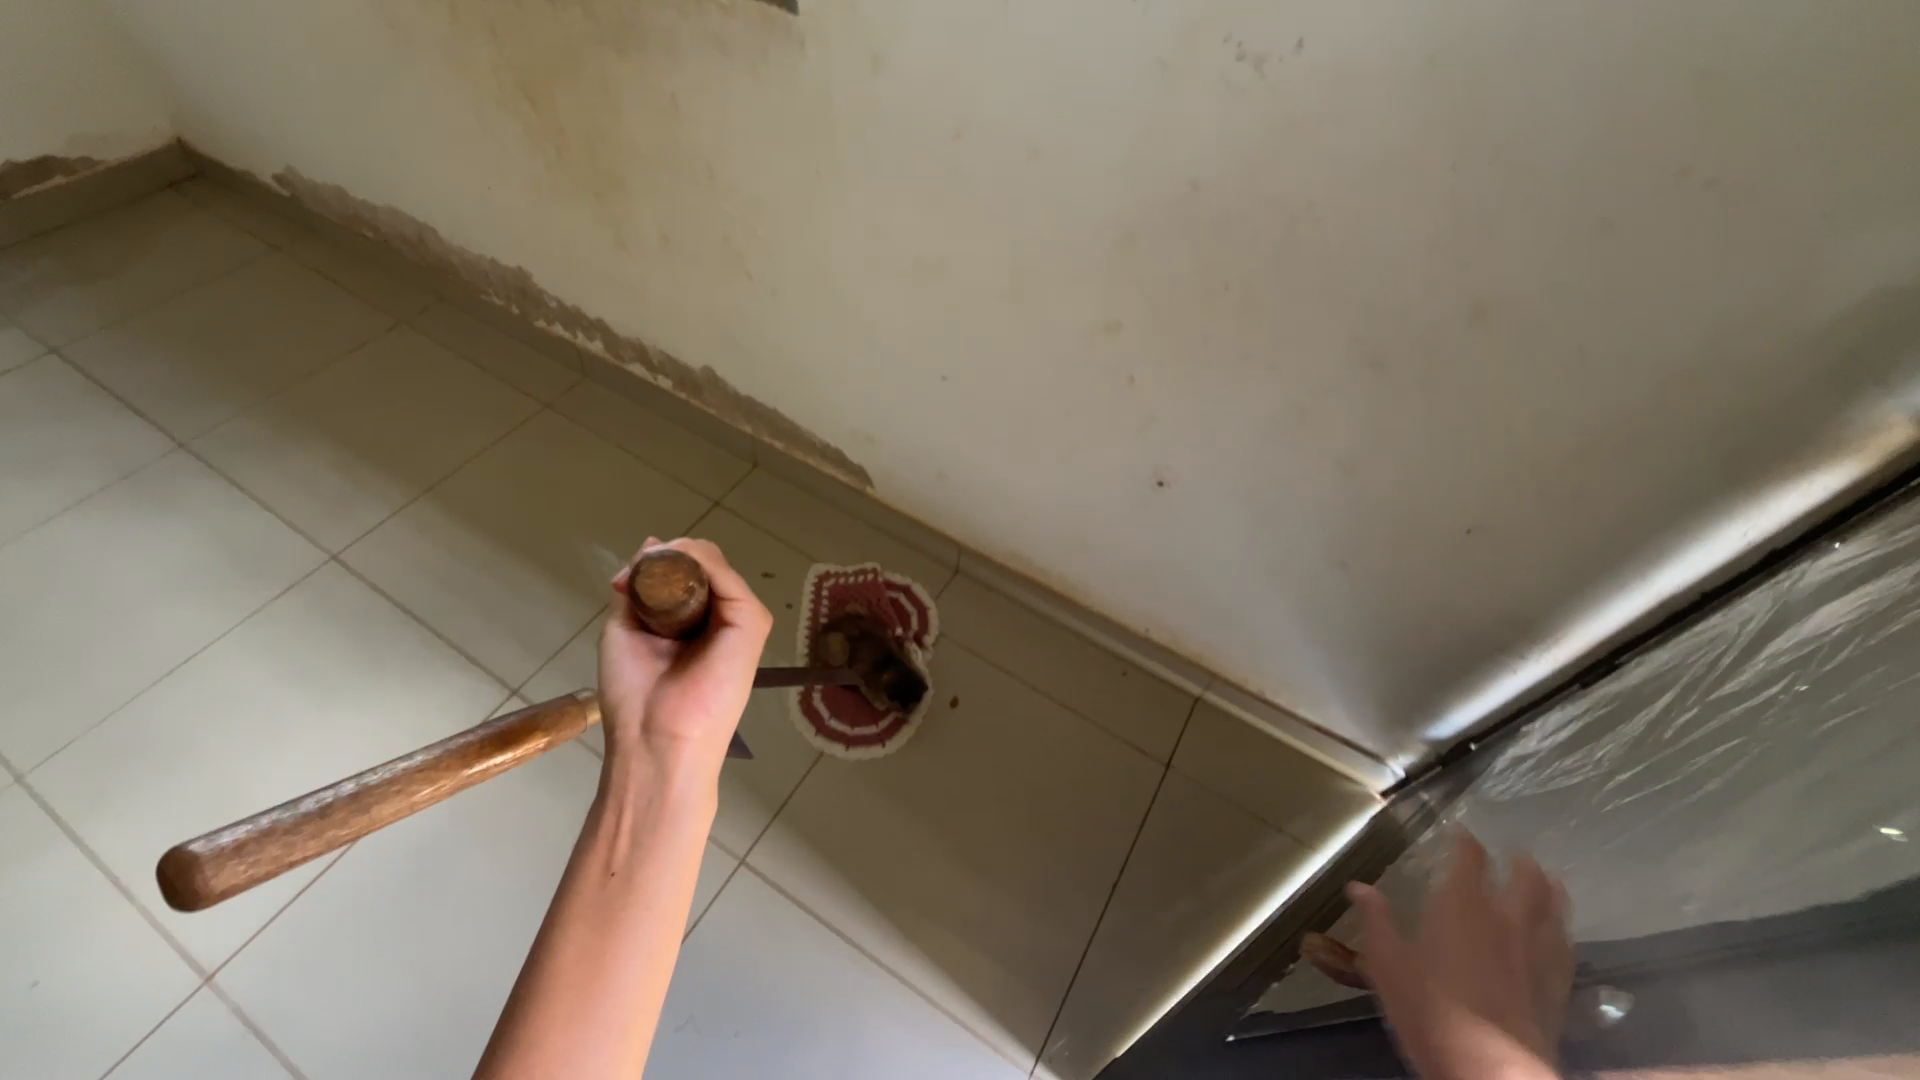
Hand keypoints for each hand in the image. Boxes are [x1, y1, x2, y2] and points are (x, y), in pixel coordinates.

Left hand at [599, 537, 772, 772]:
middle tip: (632, 575)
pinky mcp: (752, 620)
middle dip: (666, 556)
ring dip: (678, 555)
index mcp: (697, 622)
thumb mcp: (626, 630)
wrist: (656, 738)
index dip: (656, 564)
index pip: (687, 574)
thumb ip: (637, 592)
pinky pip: (727, 577)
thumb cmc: (637, 697)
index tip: (623, 579)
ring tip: (646, 572)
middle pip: (703, 564)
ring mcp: (740, 617)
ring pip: (714, 564)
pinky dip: (698, 562)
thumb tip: (651, 546)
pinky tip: (671, 568)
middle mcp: (721, 616)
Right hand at [1347, 832, 1573, 1079]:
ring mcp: (1537, 953)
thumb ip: (1376, 920)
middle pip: (1524, 878)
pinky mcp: (1557, 986)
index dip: (1466, 841)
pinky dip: (1562, 930)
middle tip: (1514, 851)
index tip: (1461, 830)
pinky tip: (1560, 934)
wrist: (1489, 1069)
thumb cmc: (1429, 1009)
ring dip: (1550, 889)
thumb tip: (1359, 886)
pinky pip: (1566, 947)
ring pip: (1553, 908)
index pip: (1470, 859)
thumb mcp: (1386, 963)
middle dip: (1519, 861)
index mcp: (1461, 906)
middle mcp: (1505, 920)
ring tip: (1549, 879)